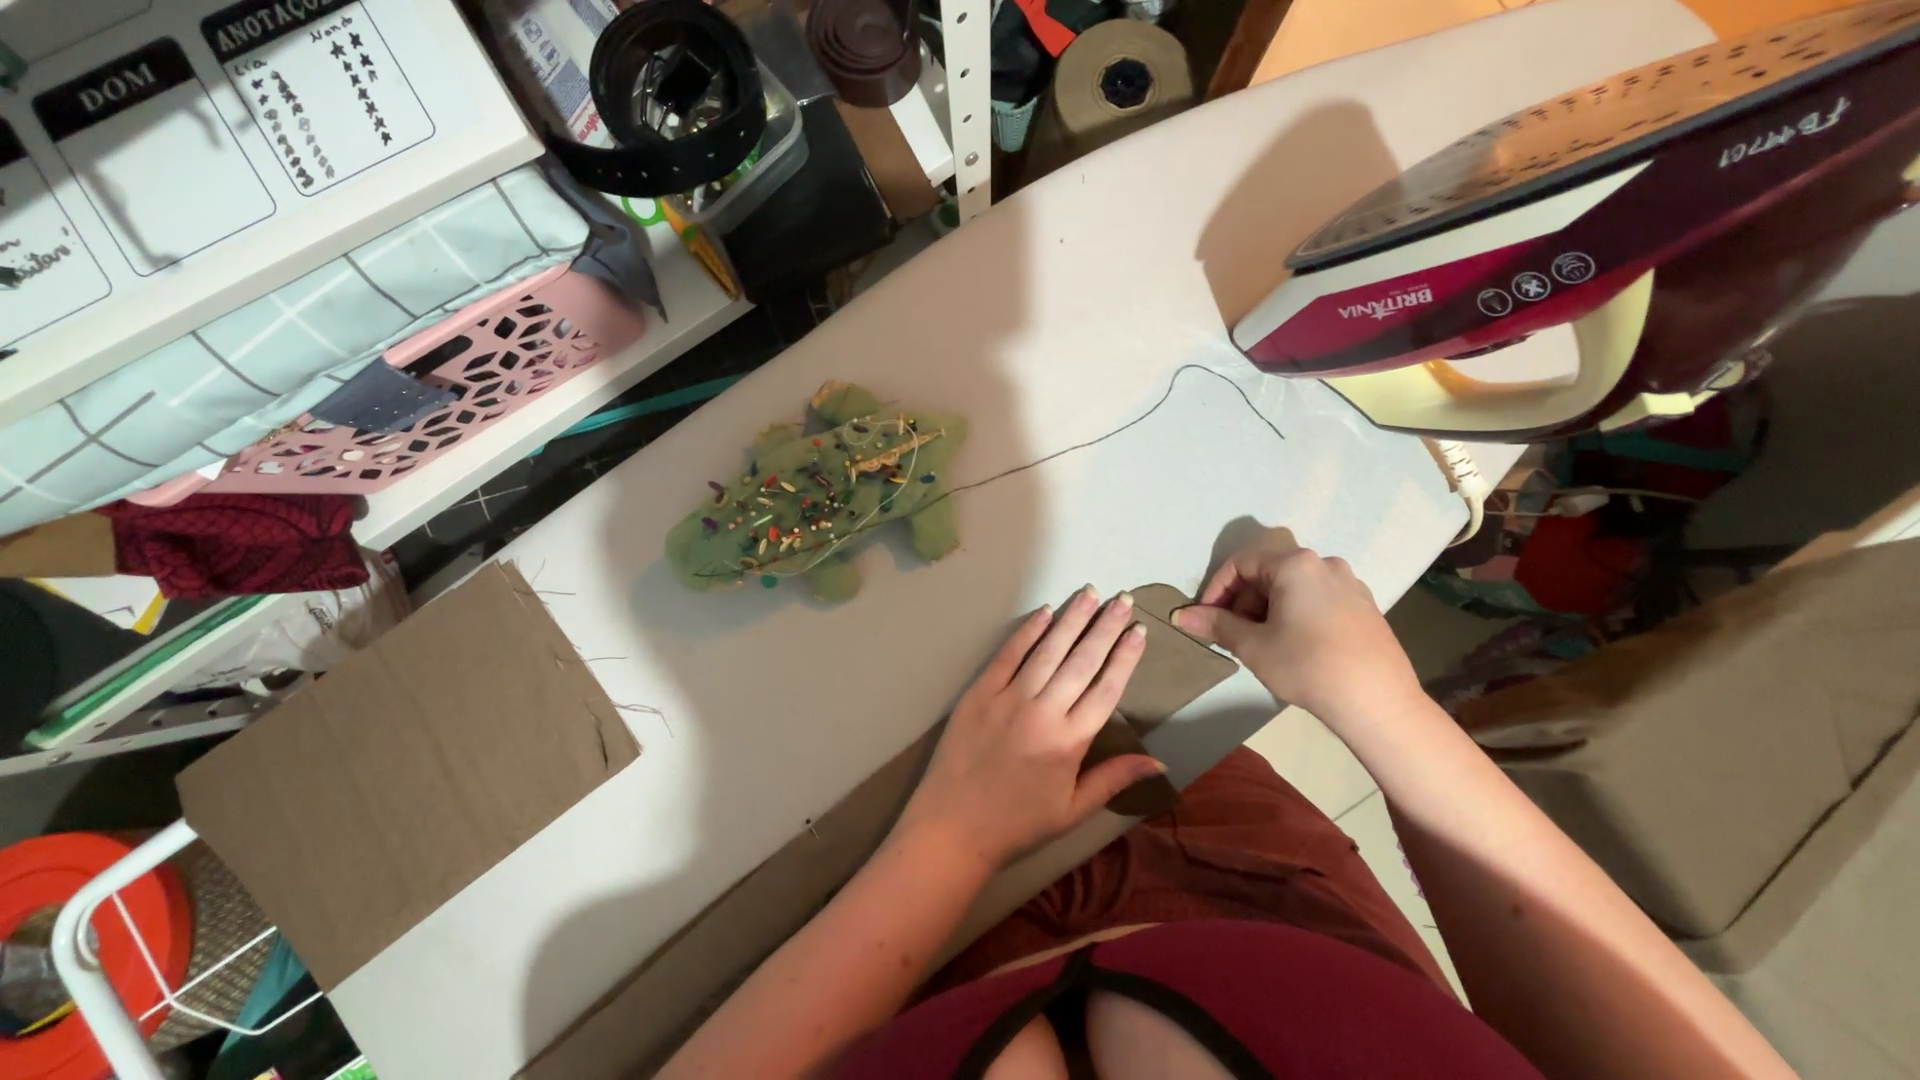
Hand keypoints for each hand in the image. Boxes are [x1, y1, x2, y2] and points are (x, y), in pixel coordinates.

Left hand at [894, 588, 1163, 868]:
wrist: (953, 827)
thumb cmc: (1017, 823)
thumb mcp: (1073, 810)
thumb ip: (1114, 778)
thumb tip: (1161, 762)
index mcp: (1071, 742)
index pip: (1107, 689)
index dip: (1126, 658)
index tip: (1139, 631)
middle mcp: (1044, 712)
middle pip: (1082, 660)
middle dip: (1106, 627)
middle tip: (1123, 600)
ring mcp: (1009, 699)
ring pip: (1048, 650)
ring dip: (1072, 619)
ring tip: (1090, 593)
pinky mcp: (979, 694)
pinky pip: (1008, 655)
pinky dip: (1028, 632)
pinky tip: (1045, 612)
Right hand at [1172, 528, 1420, 721]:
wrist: (1377, 701)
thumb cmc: (1307, 665)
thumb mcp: (1252, 645)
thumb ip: (1216, 625)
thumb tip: (1179, 615)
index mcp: (1296, 564)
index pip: (1241, 563)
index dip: (1216, 589)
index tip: (1206, 619)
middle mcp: (1325, 564)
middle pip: (1268, 571)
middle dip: (1243, 601)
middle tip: (1231, 635)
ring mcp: (1349, 584)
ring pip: (1293, 587)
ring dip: (1267, 609)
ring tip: (1260, 644)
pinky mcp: (1364, 606)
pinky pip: (1317, 599)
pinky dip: (1294, 613)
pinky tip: (1293, 646)